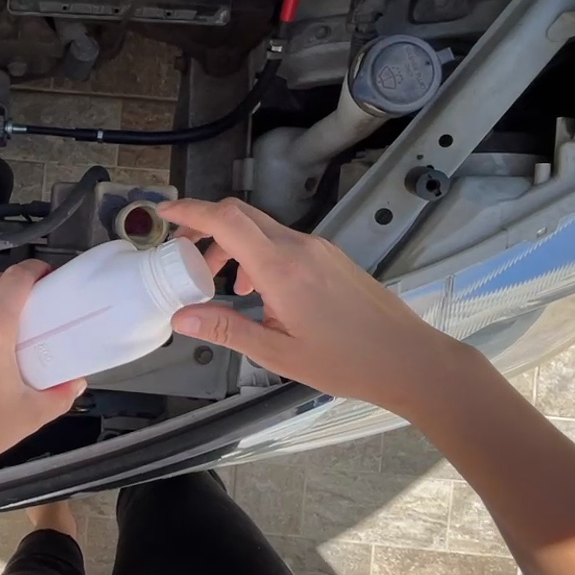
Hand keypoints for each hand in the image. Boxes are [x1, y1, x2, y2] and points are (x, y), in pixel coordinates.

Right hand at [157, 198, 467, 412]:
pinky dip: (254, 252)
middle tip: (180, 252)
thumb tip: (181, 316)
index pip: (226, 221)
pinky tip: (256, 289)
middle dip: (203, 226)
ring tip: (217, 281)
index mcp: (281, 268)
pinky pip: (280, 241)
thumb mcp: (277, 354)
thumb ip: (226, 329)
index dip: (190, 211)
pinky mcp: (329, 255)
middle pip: (239, 215)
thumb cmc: (346, 363)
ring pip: (259, 228)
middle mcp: (299, 247)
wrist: (411, 359)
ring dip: (229, 244)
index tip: (163, 213)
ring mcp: (317, 248)